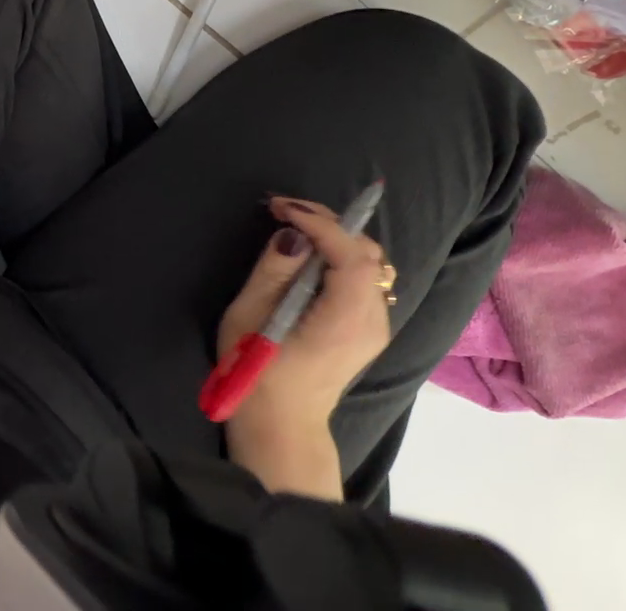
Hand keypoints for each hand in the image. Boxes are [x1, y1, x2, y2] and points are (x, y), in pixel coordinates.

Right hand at [217, 196, 392, 497]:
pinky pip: (361, 282)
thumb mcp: (252, 315)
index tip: (280, 206)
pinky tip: (306, 255)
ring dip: (334, 238)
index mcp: (347, 318)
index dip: (320, 222)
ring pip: (368, 267)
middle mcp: (373, 319)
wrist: (280, 420)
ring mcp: (374, 326)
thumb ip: (274, 272)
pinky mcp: (364, 329)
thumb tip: (291, 234)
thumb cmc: (257, 368)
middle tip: (284, 209)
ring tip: (292, 225)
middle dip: (330, 223)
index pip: (351, 255)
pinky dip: (337, 258)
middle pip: (368, 256)